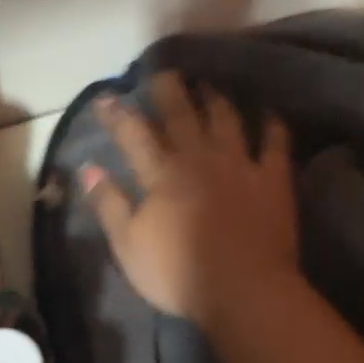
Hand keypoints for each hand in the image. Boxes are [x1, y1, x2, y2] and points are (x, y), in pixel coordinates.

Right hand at [82, 72, 298, 321]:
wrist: (244, 290)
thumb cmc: (179, 275)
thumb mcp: (129, 247)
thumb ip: (109, 205)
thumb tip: (88, 169)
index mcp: (161, 175)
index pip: (134, 135)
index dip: (118, 114)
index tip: (106, 97)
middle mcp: (200, 159)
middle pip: (181, 115)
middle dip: (168, 91)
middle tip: (162, 72)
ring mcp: (240, 165)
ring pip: (226, 120)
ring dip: (215, 100)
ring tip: (208, 86)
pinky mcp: (273, 180)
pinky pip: (275, 143)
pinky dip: (272, 126)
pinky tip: (269, 114)